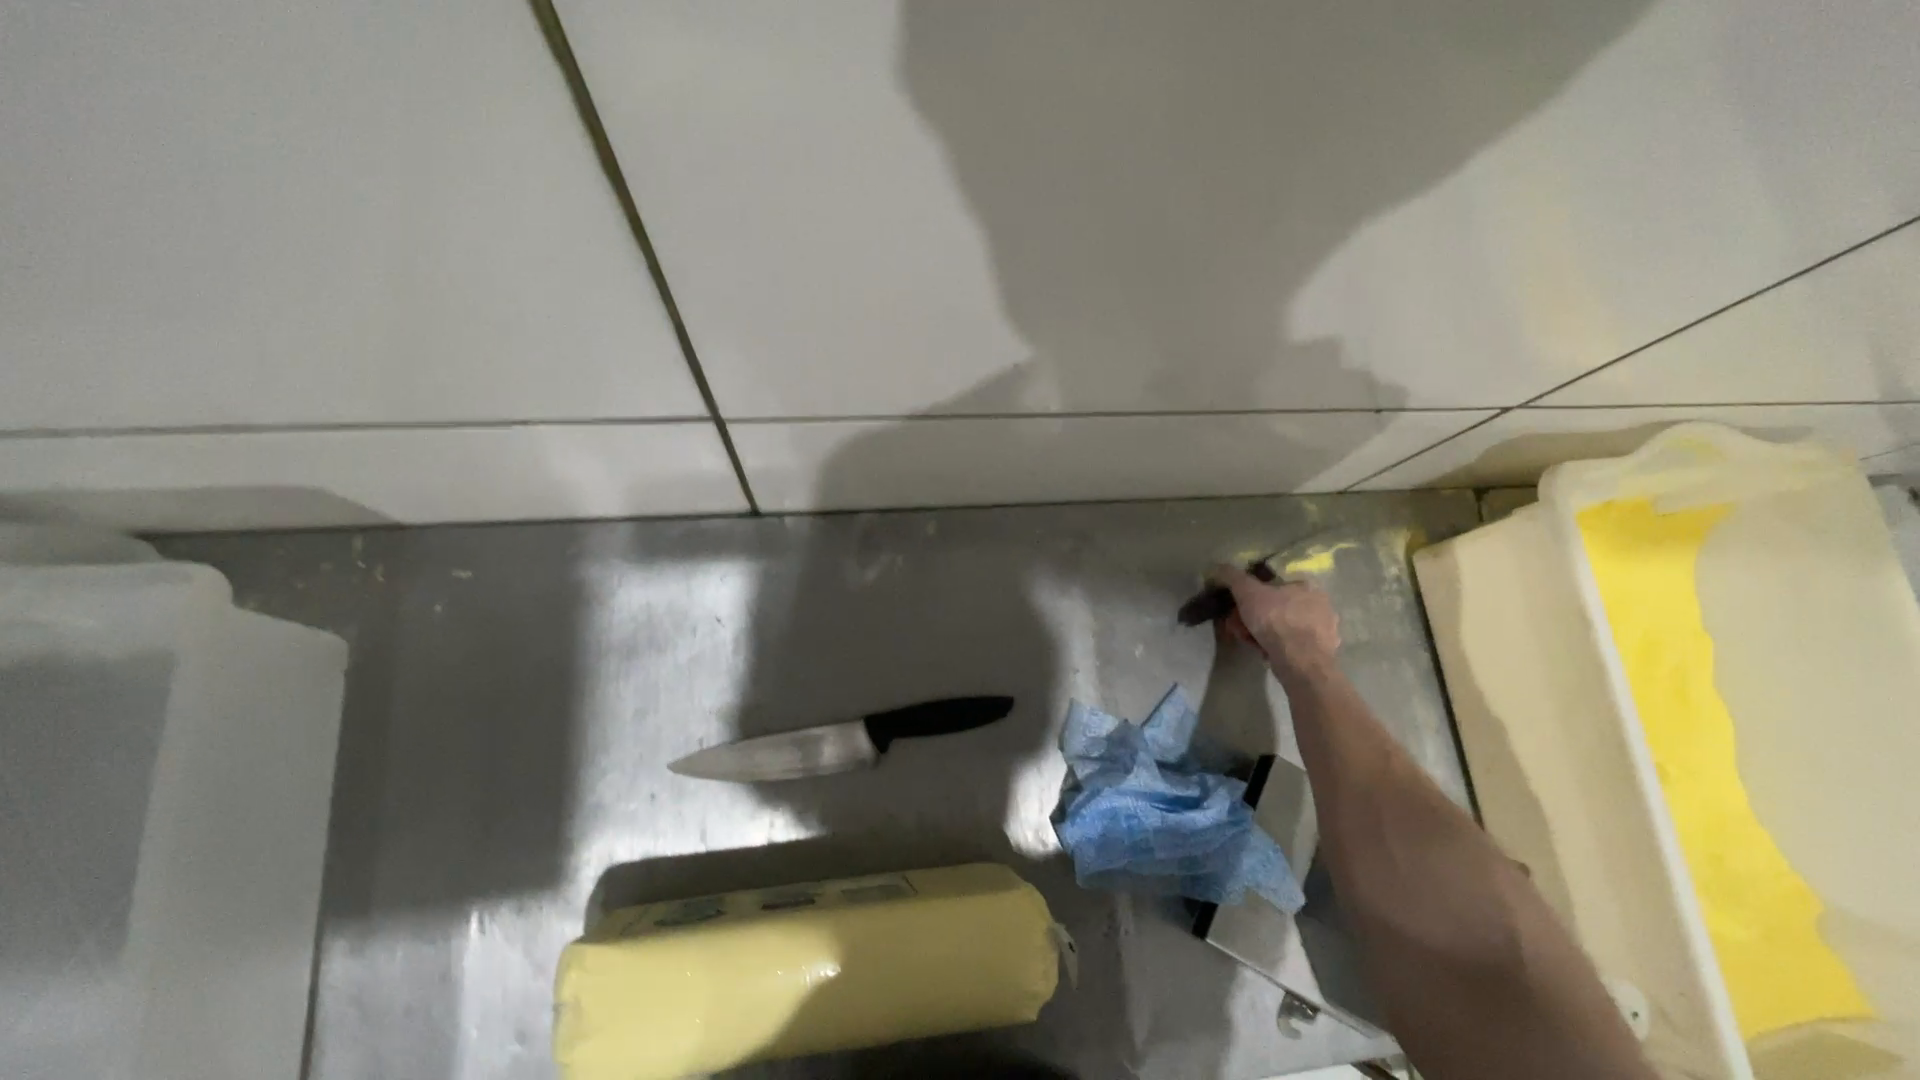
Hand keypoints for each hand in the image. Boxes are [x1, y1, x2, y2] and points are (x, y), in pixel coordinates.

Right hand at [1210, 564, 1341, 675]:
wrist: (1300, 661)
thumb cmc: (1276, 620)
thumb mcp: (1247, 592)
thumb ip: (1232, 576)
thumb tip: (1218, 567)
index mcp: (1306, 584)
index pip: (1274, 584)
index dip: (1252, 595)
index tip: (1239, 607)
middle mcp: (1321, 603)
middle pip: (1276, 606)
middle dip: (1254, 616)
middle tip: (1239, 627)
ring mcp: (1325, 629)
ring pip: (1284, 626)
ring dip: (1263, 632)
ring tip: (1250, 641)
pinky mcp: (1323, 651)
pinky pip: (1293, 644)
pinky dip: (1278, 646)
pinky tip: (1266, 652)